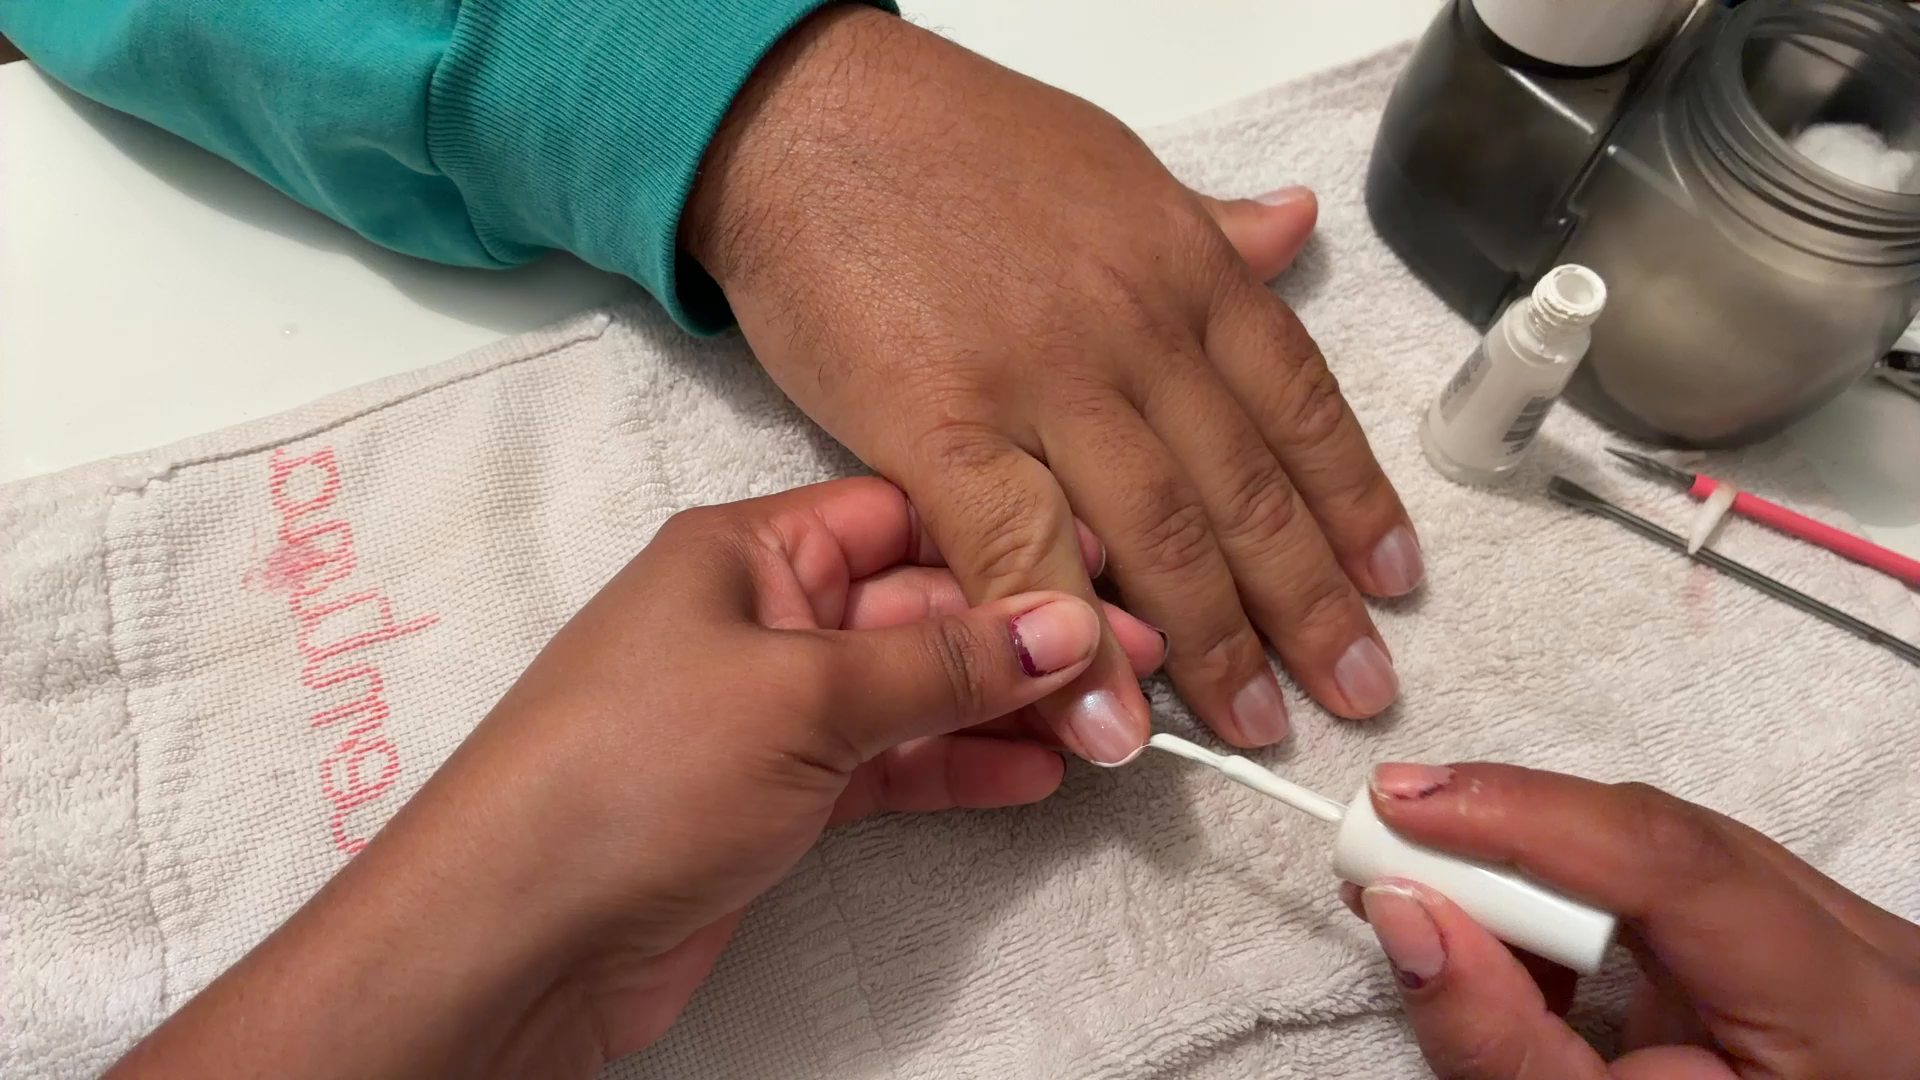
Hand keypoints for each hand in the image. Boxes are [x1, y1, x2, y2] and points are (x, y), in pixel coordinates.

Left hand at [106, 478, 1163, 1078]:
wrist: (517, 945)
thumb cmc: (642, 773)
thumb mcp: (804, 695)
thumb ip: (941, 663)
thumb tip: (1067, 625)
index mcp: (756, 552)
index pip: (905, 518)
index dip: (1002, 537)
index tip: (1099, 562)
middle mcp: (775, 613)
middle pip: (925, 610)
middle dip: (1024, 639)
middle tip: (1134, 660)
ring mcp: (784, 702)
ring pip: (919, 690)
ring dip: (1005, 708)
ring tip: (1103, 726)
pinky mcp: (790, 783)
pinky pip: (895, 759)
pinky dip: (959, 765)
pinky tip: (1035, 773)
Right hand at [683, 6, 1420, 763]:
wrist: (804, 121)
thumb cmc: (941, 144)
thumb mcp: (1105, 167)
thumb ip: (1202, 224)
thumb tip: (1285, 232)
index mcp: (1176, 266)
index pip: (1297, 405)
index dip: (1352, 503)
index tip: (1390, 581)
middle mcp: (1132, 329)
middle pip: (1244, 491)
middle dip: (1308, 605)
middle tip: (1354, 690)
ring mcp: (1042, 381)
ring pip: (1159, 534)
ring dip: (1217, 644)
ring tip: (1256, 726)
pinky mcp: (942, 428)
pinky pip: (1027, 554)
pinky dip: (1074, 643)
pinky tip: (1113, 724)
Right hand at [1342, 765, 1919, 1078]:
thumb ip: (1493, 1034)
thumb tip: (1395, 905)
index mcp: (1853, 1017)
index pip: (1671, 858)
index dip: (1517, 812)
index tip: (1392, 800)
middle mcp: (1862, 943)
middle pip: (1641, 830)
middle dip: (1495, 834)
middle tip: (1382, 853)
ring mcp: (1828, 922)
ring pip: (1631, 833)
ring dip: (1513, 859)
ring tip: (1426, 900)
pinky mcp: (1778, 916)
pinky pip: (1638, 860)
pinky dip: (1547, 883)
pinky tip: (1500, 929)